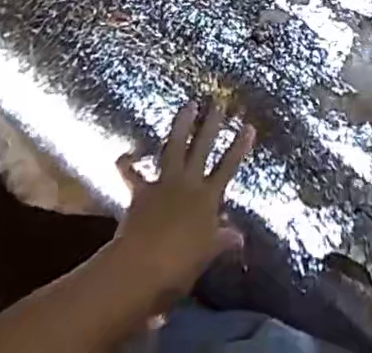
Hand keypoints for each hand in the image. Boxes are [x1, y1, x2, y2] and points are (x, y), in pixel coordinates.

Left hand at [105, 101, 255, 309]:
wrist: (140, 267)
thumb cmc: (179, 264)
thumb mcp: (207, 253)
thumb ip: (222, 241)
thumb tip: (239, 237)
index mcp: (208, 198)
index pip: (229, 167)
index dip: (240, 146)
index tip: (248, 126)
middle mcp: (188, 184)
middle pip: (203, 149)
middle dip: (211, 125)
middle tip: (217, 103)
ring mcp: (164, 185)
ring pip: (175, 149)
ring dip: (181, 127)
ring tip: (187, 106)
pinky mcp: (140, 194)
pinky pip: (132, 177)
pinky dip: (127, 166)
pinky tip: (123, 155)